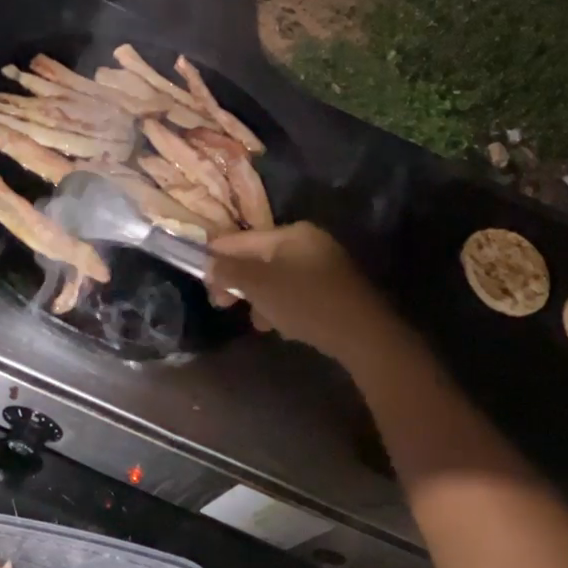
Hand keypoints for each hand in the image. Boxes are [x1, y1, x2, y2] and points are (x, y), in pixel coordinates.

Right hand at [207, 223, 396, 360]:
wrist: (364, 334)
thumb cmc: (306, 303)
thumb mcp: (259, 286)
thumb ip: (230, 271)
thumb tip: (210, 263)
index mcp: (290, 233)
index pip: (240, 239)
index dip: (216, 258)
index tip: (203, 283)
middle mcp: (308, 242)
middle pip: (257, 258)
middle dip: (238, 282)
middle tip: (223, 306)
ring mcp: (323, 265)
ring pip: (274, 278)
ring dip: (259, 299)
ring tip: (259, 322)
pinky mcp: (332, 289)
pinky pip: (294, 292)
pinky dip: (281, 306)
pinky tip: (281, 326)